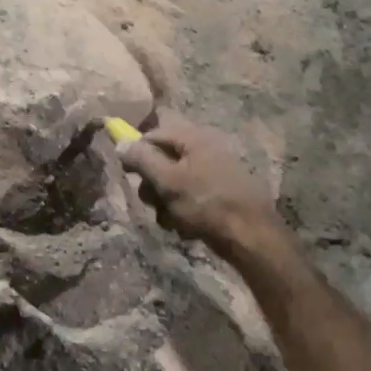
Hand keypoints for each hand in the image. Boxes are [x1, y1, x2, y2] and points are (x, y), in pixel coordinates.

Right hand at [116, 112, 280, 254]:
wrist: (249, 234)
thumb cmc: (205, 203)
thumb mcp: (168, 180)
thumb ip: (142, 159)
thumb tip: (120, 143)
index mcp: (195, 138)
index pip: (154, 135)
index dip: (137, 154)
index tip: (129, 176)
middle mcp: (205, 150)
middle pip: (163, 161)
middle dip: (153, 186)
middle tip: (153, 202)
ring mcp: (214, 173)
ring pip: (174, 184)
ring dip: (166, 204)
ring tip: (171, 220)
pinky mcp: (219, 194)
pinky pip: (190, 198)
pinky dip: (183, 212)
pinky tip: (186, 227)